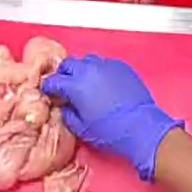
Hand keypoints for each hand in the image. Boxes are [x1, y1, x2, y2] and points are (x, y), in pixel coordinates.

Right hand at [42, 55, 182, 181]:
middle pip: (69, 63)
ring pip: (87, 60)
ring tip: (85, 82)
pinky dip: (99, 70)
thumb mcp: (82, 128)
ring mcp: (106, 65)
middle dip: (64, 73)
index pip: (54, 80)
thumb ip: (68, 113)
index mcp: (76, 85)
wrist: (142, 127)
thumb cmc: (110, 132)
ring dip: (82, 69)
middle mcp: (89, 70)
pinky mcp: (121, 66)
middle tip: (65, 85)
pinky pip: (104, 63)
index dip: (49, 86)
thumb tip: (64, 105)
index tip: (50, 92)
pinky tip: (103, 83)